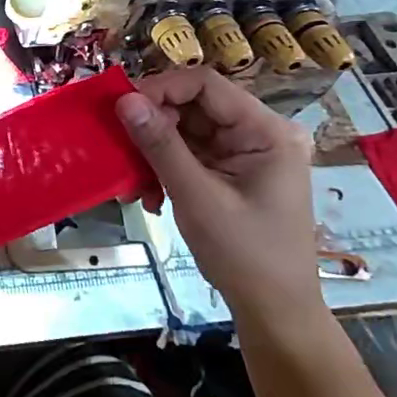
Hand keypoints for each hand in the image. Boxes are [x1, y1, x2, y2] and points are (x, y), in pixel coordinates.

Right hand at [116, 68, 321, 315]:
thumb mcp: (197, 197)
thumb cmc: (244, 255)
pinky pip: (190, 155)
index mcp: (266, 130)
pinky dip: (165, 169)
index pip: (206, 85)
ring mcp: (245, 154)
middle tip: (122, 151)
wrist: (274, 311)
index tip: (121, 110)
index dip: (160, 89)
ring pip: (187, 132)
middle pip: (194, 107)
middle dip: (154, 128)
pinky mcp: (232, 173)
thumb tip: (124, 100)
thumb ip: (161, 145)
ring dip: (155, 153)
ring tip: (134, 184)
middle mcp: (259, 133)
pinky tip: (150, 195)